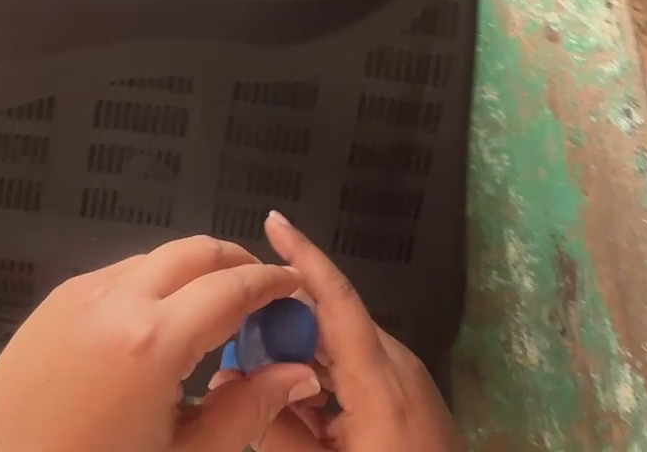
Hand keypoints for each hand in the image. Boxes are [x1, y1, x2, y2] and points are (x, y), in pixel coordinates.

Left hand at [0, 235, 322, 451]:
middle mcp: (116, 298)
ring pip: (157, 257)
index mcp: (152, 340)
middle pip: (196, 249)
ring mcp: (80, 292)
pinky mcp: (55, 300)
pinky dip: (152, 283)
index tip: (293, 287)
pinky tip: (156, 325)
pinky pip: (118, 272)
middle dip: (236, 262)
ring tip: (209, 314)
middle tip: (260, 293)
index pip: (233, 286)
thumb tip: (296, 373)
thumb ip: (246, 410)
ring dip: (193, 271)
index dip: (272, 282)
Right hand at [216, 211, 462, 451]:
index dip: (302, 253)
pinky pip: (362, 371)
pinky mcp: (415, 400)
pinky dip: (327, 379)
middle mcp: (399, 367)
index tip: (273, 221)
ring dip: (304, 354)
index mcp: (380, 379)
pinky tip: (302, 408)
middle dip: (286, 319)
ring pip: (345, 347)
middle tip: (238, 330)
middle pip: (334, 320)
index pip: (336, 296)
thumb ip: (275, 427)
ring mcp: (411, 383)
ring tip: (260, 372)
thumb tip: (232, 379)